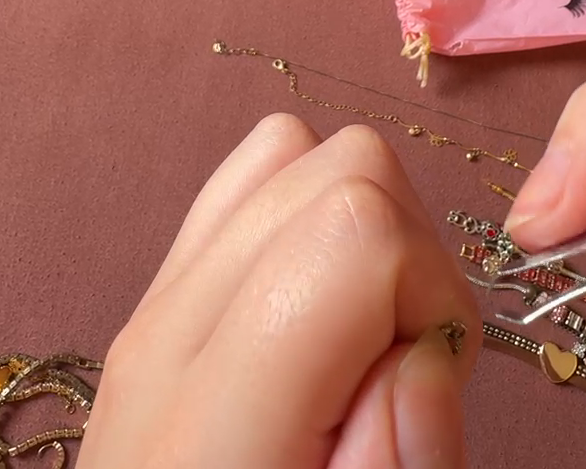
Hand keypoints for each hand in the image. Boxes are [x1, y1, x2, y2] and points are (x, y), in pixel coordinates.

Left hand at [82, 116, 479, 468]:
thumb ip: (403, 459)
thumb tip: (427, 347)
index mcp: (208, 419)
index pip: (352, 226)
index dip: (428, 291)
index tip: (428, 382)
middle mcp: (168, 327)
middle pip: (336, 163)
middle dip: (407, 248)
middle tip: (399, 361)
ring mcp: (156, 295)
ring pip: (293, 147)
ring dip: (362, 221)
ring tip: (360, 329)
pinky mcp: (165, 286)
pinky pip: (253, 176)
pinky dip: (312, 209)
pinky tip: (318, 299)